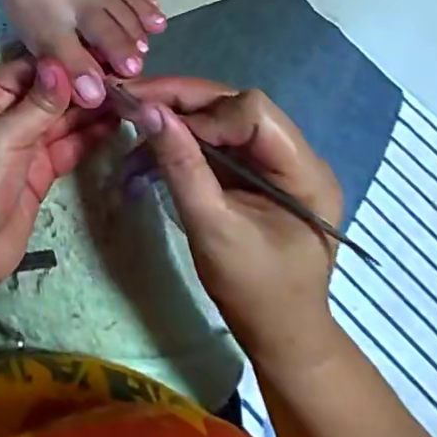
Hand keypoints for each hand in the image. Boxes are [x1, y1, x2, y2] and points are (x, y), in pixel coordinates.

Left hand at [0, 0, 163, 107]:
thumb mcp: (42, 30)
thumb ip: (71, 62)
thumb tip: (99, 97)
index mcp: (93, 10)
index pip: (116, 42)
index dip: (125, 60)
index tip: (135, 78)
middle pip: (125, 19)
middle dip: (135, 40)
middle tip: (142, 60)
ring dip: (141, 15)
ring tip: (155, 29)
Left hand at [0, 57, 117, 297]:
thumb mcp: (4, 137)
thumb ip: (38, 103)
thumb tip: (63, 62)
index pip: (34, 67)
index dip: (67, 60)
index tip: (106, 52)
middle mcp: (10, 114)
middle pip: (53, 92)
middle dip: (86, 84)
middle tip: (129, 75)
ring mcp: (27, 143)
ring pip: (65, 118)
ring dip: (93, 109)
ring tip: (131, 95)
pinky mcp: (41, 170)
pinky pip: (70, 145)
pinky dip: (91, 135)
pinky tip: (117, 123)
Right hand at [130, 78, 345, 369]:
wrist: (279, 335)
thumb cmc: (253, 290)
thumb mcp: (211, 228)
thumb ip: (182, 166)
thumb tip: (148, 111)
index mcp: (304, 171)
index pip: (254, 112)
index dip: (205, 114)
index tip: (162, 128)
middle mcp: (296, 154)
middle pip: (234, 105)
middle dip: (181, 102)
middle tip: (131, 102)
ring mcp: (275, 159)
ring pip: (222, 114)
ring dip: (177, 115)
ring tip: (136, 118)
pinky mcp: (255, 167)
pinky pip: (217, 135)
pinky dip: (183, 134)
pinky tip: (153, 141)